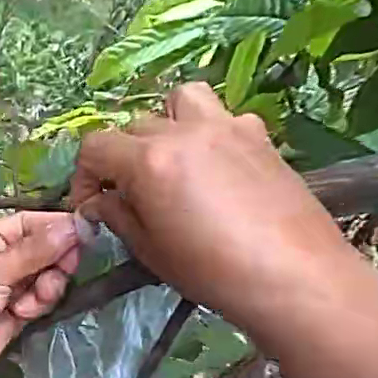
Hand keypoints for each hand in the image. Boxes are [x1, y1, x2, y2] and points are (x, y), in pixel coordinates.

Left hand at [0, 211, 82, 374]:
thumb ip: (35, 250)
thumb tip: (72, 225)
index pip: (28, 222)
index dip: (55, 225)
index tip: (82, 230)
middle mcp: (2, 256)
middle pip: (44, 247)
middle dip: (56, 259)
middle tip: (67, 266)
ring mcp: (14, 281)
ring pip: (49, 273)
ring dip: (48, 284)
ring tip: (38, 295)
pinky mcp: (23, 304)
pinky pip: (44, 295)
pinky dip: (39, 303)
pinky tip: (23, 311)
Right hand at [68, 82, 370, 338]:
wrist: (294, 276)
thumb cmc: (211, 269)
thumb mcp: (147, 248)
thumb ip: (116, 214)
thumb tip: (100, 201)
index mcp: (149, 160)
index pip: (95, 147)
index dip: (83, 176)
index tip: (91, 205)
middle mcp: (183, 131)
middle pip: (133, 126)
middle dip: (120, 158)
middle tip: (127, 194)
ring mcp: (225, 127)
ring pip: (179, 101)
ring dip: (164, 122)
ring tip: (169, 158)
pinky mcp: (258, 135)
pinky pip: (221, 116)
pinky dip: (207, 132)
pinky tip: (213, 166)